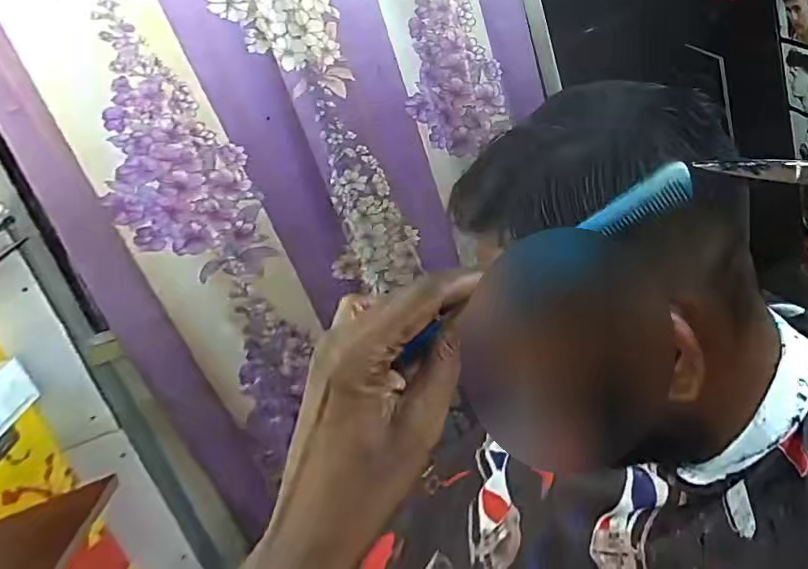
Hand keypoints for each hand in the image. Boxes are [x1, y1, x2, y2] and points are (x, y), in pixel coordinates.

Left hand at [249, 270, 480, 568]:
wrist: (308, 532)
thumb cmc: (368, 487)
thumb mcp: (420, 424)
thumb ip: (446, 359)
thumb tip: (471, 313)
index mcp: (358, 350)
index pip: (421, 295)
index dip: (462, 281)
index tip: (499, 274)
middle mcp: (339, 335)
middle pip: (404, 294)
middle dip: (449, 293)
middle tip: (491, 297)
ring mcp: (330, 345)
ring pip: (390, 304)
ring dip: (427, 306)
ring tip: (464, 317)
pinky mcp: (331, 358)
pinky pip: (374, 322)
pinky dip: (405, 322)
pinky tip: (426, 342)